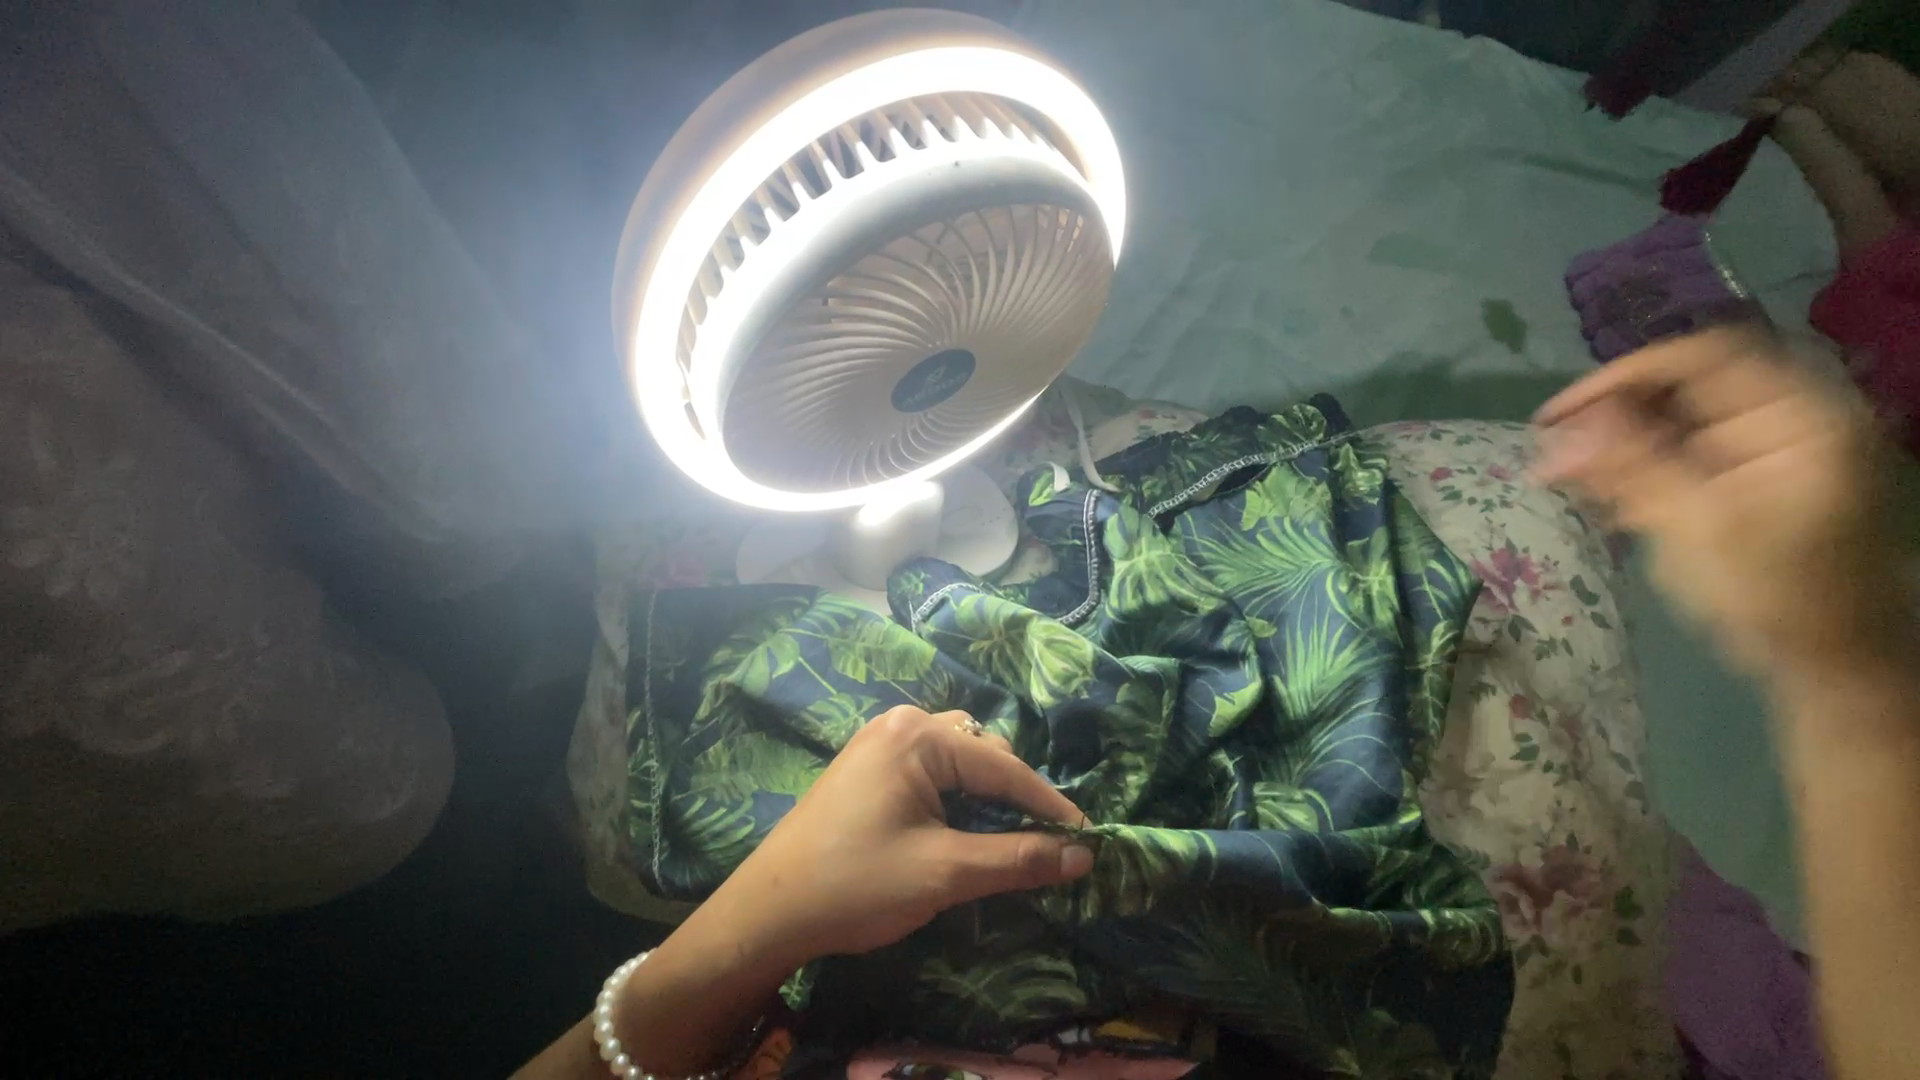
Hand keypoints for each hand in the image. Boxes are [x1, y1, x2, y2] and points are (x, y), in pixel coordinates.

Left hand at [709, 705, 1092, 969]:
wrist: (769, 911)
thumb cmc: (856, 885)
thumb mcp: (944, 872)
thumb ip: (1016, 859)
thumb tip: (1083, 853)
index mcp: (917, 735)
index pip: (1003, 764)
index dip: (1048, 803)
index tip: (1088, 835)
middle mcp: (900, 722)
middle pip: (982, 752)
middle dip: (1015, 795)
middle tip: (1042, 843)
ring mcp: (880, 740)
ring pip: (958, 759)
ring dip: (987, 794)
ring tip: (1007, 837)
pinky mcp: (869, 764)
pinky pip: (931, 768)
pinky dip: (957, 794)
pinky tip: (964, 826)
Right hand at [1533, 325, 1910, 679]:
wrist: (1830, 659)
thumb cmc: (1775, 593)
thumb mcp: (1695, 525)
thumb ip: (1628, 468)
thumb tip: (1557, 430)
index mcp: (1795, 418)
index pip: (1703, 359)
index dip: (1624, 375)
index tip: (1558, 414)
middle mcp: (1777, 421)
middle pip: (1678, 389)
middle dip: (1606, 415)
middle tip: (1549, 449)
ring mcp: (1756, 452)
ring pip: (1665, 424)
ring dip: (1607, 445)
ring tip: (1559, 477)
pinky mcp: (1734, 481)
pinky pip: (1669, 456)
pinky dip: (1626, 471)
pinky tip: (1596, 502)